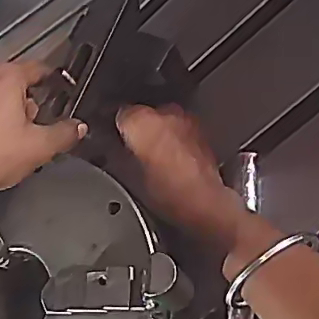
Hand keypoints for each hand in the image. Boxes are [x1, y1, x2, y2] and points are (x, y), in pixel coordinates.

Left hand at [0, 60, 85, 199]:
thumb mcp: (39, 148)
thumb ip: (64, 134)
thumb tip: (77, 128)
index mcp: (7, 77)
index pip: (39, 68)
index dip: (54, 80)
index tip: (59, 87)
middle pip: (14, 82)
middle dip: (27, 103)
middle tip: (35, 128)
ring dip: (5, 112)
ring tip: (11, 141)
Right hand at [117, 104, 249, 250]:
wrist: (207, 204)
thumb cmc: (173, 195)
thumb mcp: (132, 180)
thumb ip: (117, 158)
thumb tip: (112, 153)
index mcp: (142, 123)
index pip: (120, 113)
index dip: (114, 128)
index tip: (112, 139)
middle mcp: (166, 114)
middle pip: (143, 114)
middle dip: (138, 131)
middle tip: (133, 152)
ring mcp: (186, 121)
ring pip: (163, 120)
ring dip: (157, 134)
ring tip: (154, 160)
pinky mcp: (200, 132)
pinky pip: (180, 130)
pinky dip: (174, 140)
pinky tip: (173, 162)